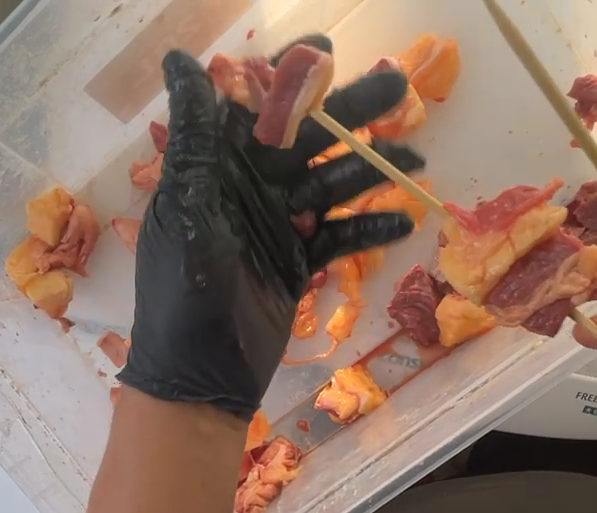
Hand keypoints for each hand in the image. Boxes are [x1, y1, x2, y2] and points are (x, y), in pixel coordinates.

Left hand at [119, 42, 424, 419]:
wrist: (200, 374)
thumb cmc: (185, 292)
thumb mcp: (187, 208)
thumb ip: (193, 136)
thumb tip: (180, 56)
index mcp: (218, 168)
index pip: (259, 108)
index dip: (292, 78)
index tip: (329, 54)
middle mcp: (251, 189)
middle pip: (309, 140)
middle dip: (351, 114)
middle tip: (400, 87)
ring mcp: (278, 227)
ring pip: (333, 185)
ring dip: (372, 169)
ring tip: (416, 154)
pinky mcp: (299, 263)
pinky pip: (341, 237)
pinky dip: (370, 230)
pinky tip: (405, 220)